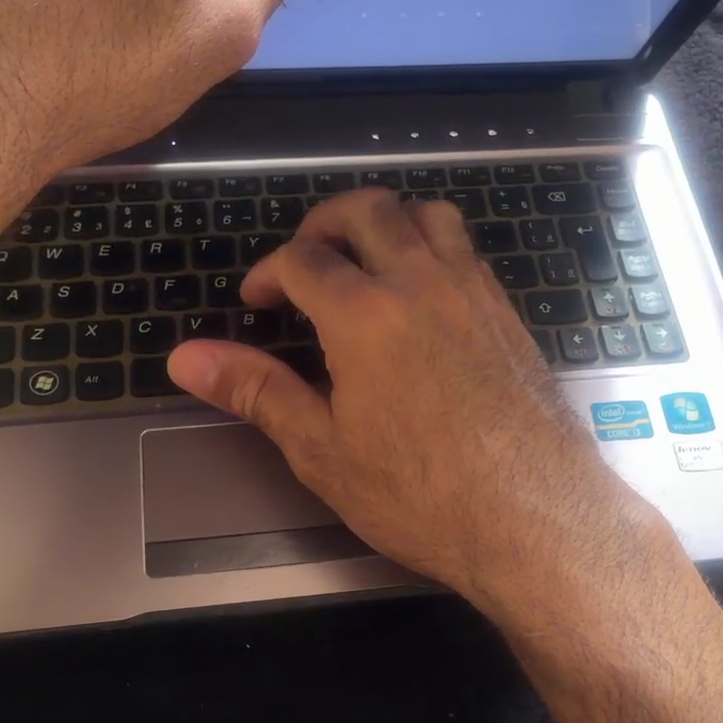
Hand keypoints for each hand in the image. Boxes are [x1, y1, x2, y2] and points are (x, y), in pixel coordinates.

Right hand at [167, 191, 663, 607]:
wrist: (535, 513)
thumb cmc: (422, 493)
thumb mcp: (323, 450)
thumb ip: (257, 390)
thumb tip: (187, 357)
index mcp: (365, 313)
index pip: (302, 259)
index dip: (269, 270)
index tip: (258, 299)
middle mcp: (421, 282)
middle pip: (368, 210)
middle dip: (324, 222)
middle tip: (306, 259)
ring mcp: (472, 289)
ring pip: (428, 214)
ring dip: (388, 222)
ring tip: (367, 260)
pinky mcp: (505, 309)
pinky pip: (465, 249)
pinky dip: (433, 246)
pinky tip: (424, 294)